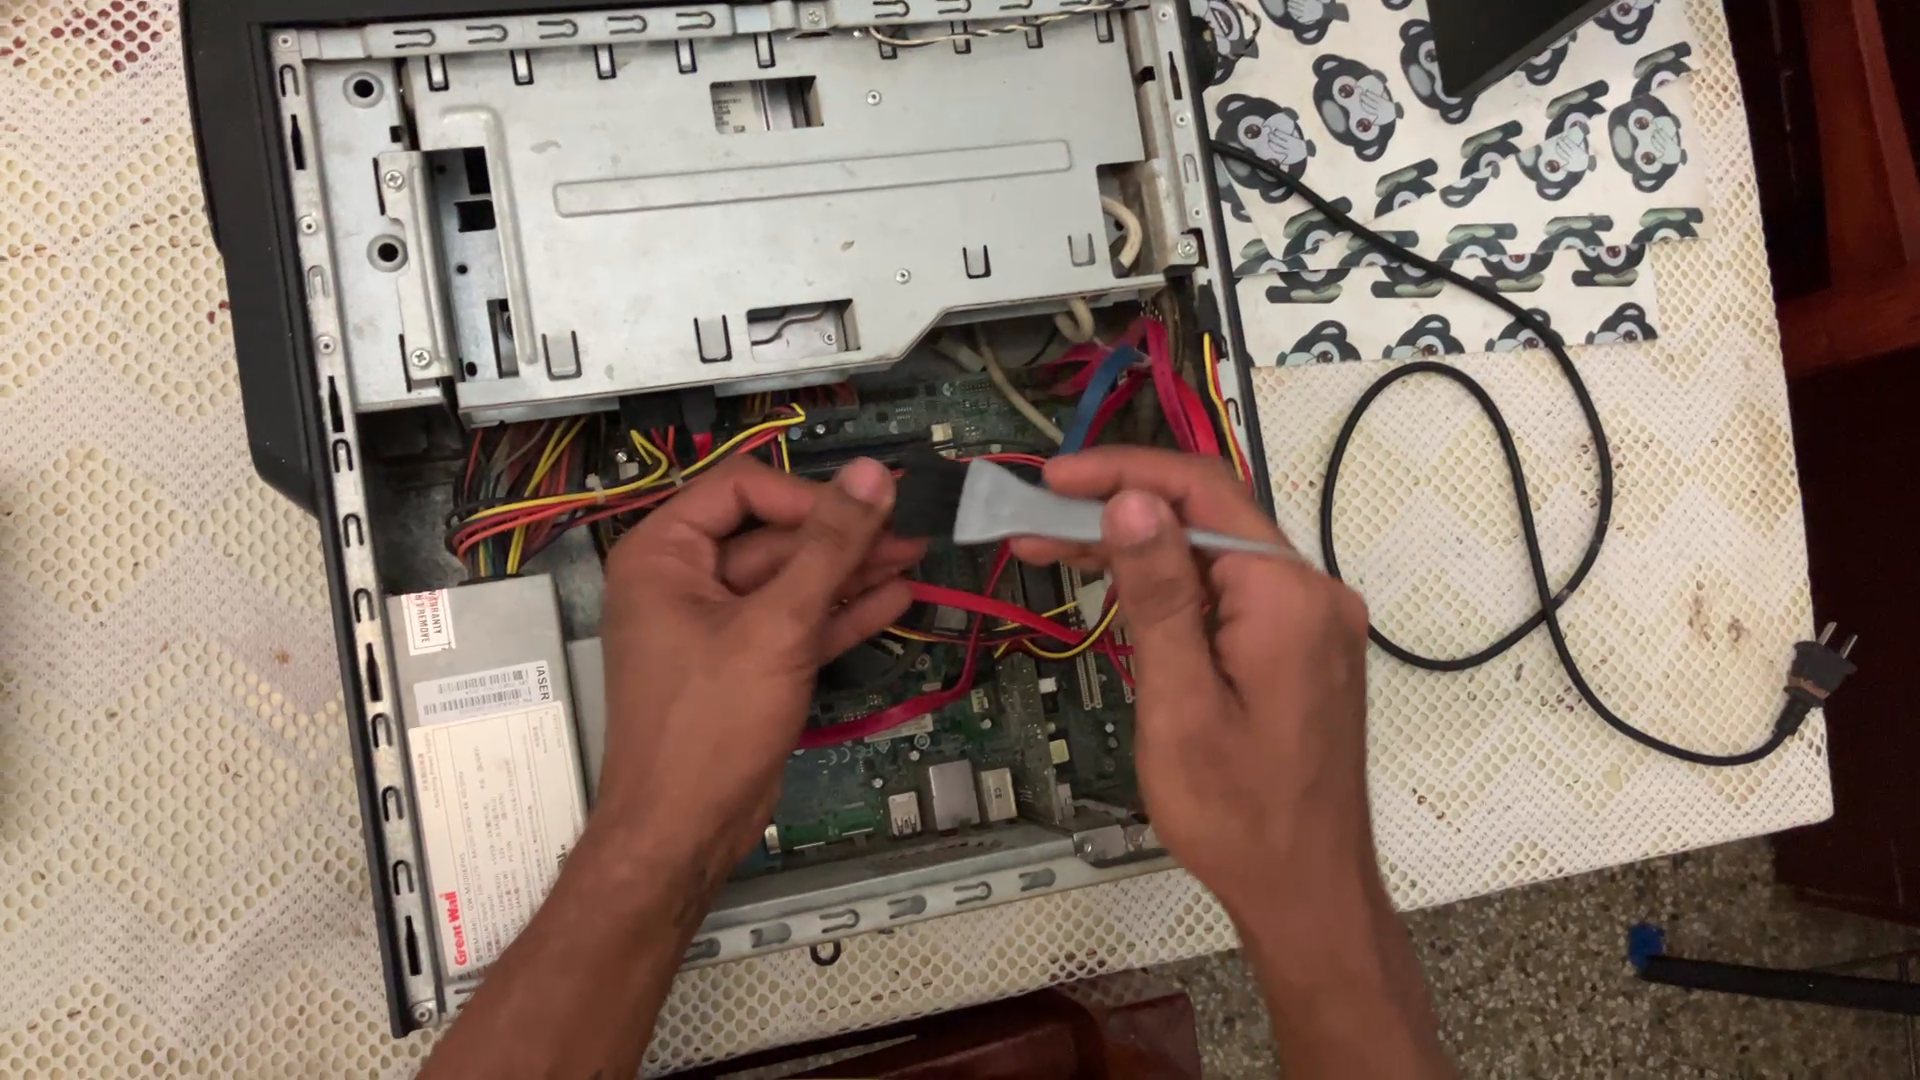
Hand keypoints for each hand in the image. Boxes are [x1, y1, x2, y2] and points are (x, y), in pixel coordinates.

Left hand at [595, 456, 924, 892]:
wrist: (686, 833)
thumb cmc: (712, 722)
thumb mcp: (777, 624)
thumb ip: (830, 546)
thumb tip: (872, 474)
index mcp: (665, 553)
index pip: (743, 489)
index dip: (807, 495)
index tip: (866, 510)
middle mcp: (689, 578)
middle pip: (777, 535)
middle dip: (844, 535)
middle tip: (911, 528)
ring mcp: (723, 622)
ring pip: (795, 579)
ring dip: (854, 570)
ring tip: (915, 554)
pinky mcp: (752, 660)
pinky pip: (801, 620)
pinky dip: (844, 611)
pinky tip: (895, 598)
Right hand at [1009, 447, 1377, 923]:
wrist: (1306, 893)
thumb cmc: (1235, 813)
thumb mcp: (1180, 702)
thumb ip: (1159, 596)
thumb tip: (1132, 501)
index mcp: (1286, 596)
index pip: (1200, 492)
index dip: (1121, 472)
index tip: (1053, 480)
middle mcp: (1307, 590)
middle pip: (1203, 516)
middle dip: (1116, 508)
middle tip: (1036, 520)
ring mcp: (1305, 617)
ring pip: (1207, 551)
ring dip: (1134, 545)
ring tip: (1053, 547)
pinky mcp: (1293, 642)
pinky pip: (1222, 589)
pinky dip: (1165, 582)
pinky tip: (1114, 584)